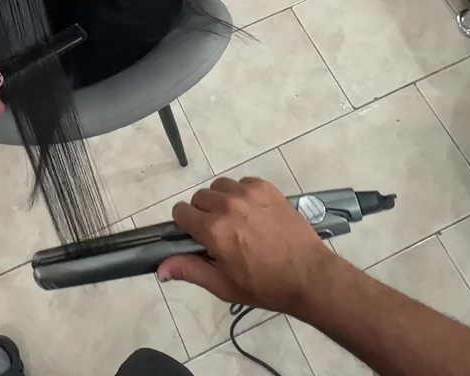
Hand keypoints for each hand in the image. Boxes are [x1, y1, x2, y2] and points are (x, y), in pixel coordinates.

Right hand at [157, 177, 340, 314]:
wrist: (309, 275)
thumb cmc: (265, 286)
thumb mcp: (224, 285)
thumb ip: (190, 270)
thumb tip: (160, 267)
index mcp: (213, 230)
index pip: (181, 212)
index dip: (186, 225)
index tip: (197, 236)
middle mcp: (226, 205)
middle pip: (199, 198)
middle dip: (204, 213)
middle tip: (221, 233)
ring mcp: (247, 192)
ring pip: (219, 187)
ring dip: (221, 201)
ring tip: (237, 221)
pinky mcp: (264, 186)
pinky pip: (241, 182)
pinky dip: (242, 194)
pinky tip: (254, 213)